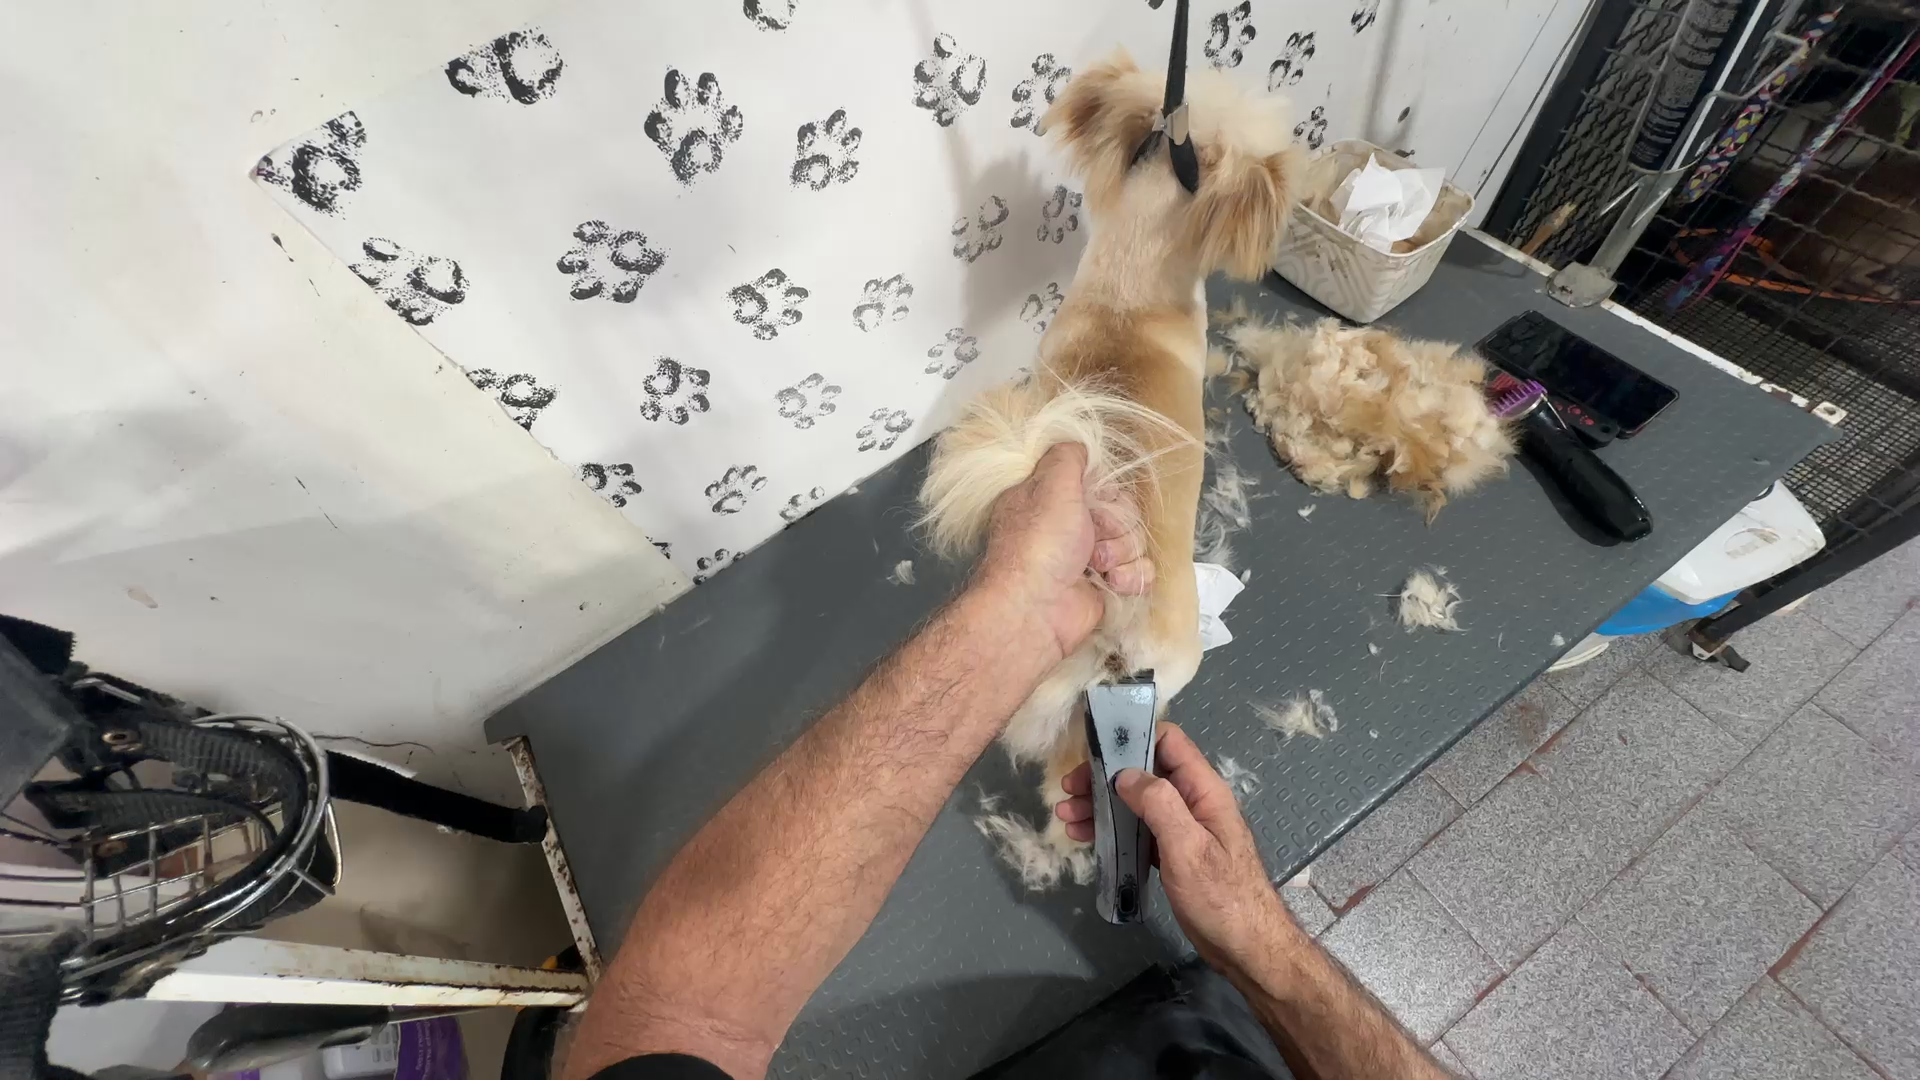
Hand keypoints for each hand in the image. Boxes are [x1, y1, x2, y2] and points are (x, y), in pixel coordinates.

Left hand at [973, 443, 1154, 663]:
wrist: (1036, 610)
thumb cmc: (1040, 545)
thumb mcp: (1050, 485)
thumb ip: (1068, 457)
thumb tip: (1078, 443)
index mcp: (1053, 499)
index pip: (1100, 483)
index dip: (1107, 492)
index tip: (1097, 500)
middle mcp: (1070, 527)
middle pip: (1123, 512)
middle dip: (1116, 525)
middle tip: (1094, 539)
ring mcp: (1089, 558)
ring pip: (1134, 542)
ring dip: (1122, 553)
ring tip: (1098, 567)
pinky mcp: (1107, 586)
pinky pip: (1140, 571)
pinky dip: (1131, 577)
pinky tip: (1113, 584)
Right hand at [1056, 724, 1290, 973]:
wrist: (1248, 952)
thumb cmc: (1222, 898)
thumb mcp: (1188, 847)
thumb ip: (1159, 803)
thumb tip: (1125, 773)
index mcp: (1202, 789)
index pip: (1168, 741)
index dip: (1133, 736)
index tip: (1097, 748)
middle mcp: (1191, 800)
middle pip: (1143, 771)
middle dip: (1104, 776)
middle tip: (1070, 789)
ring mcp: (1181, 826)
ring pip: (1135, 800)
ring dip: (1100, 804)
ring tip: (1067, 816)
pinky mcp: (1172, 850)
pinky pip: (1136, 827)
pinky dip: (1111, 828)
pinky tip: (1085, 836)